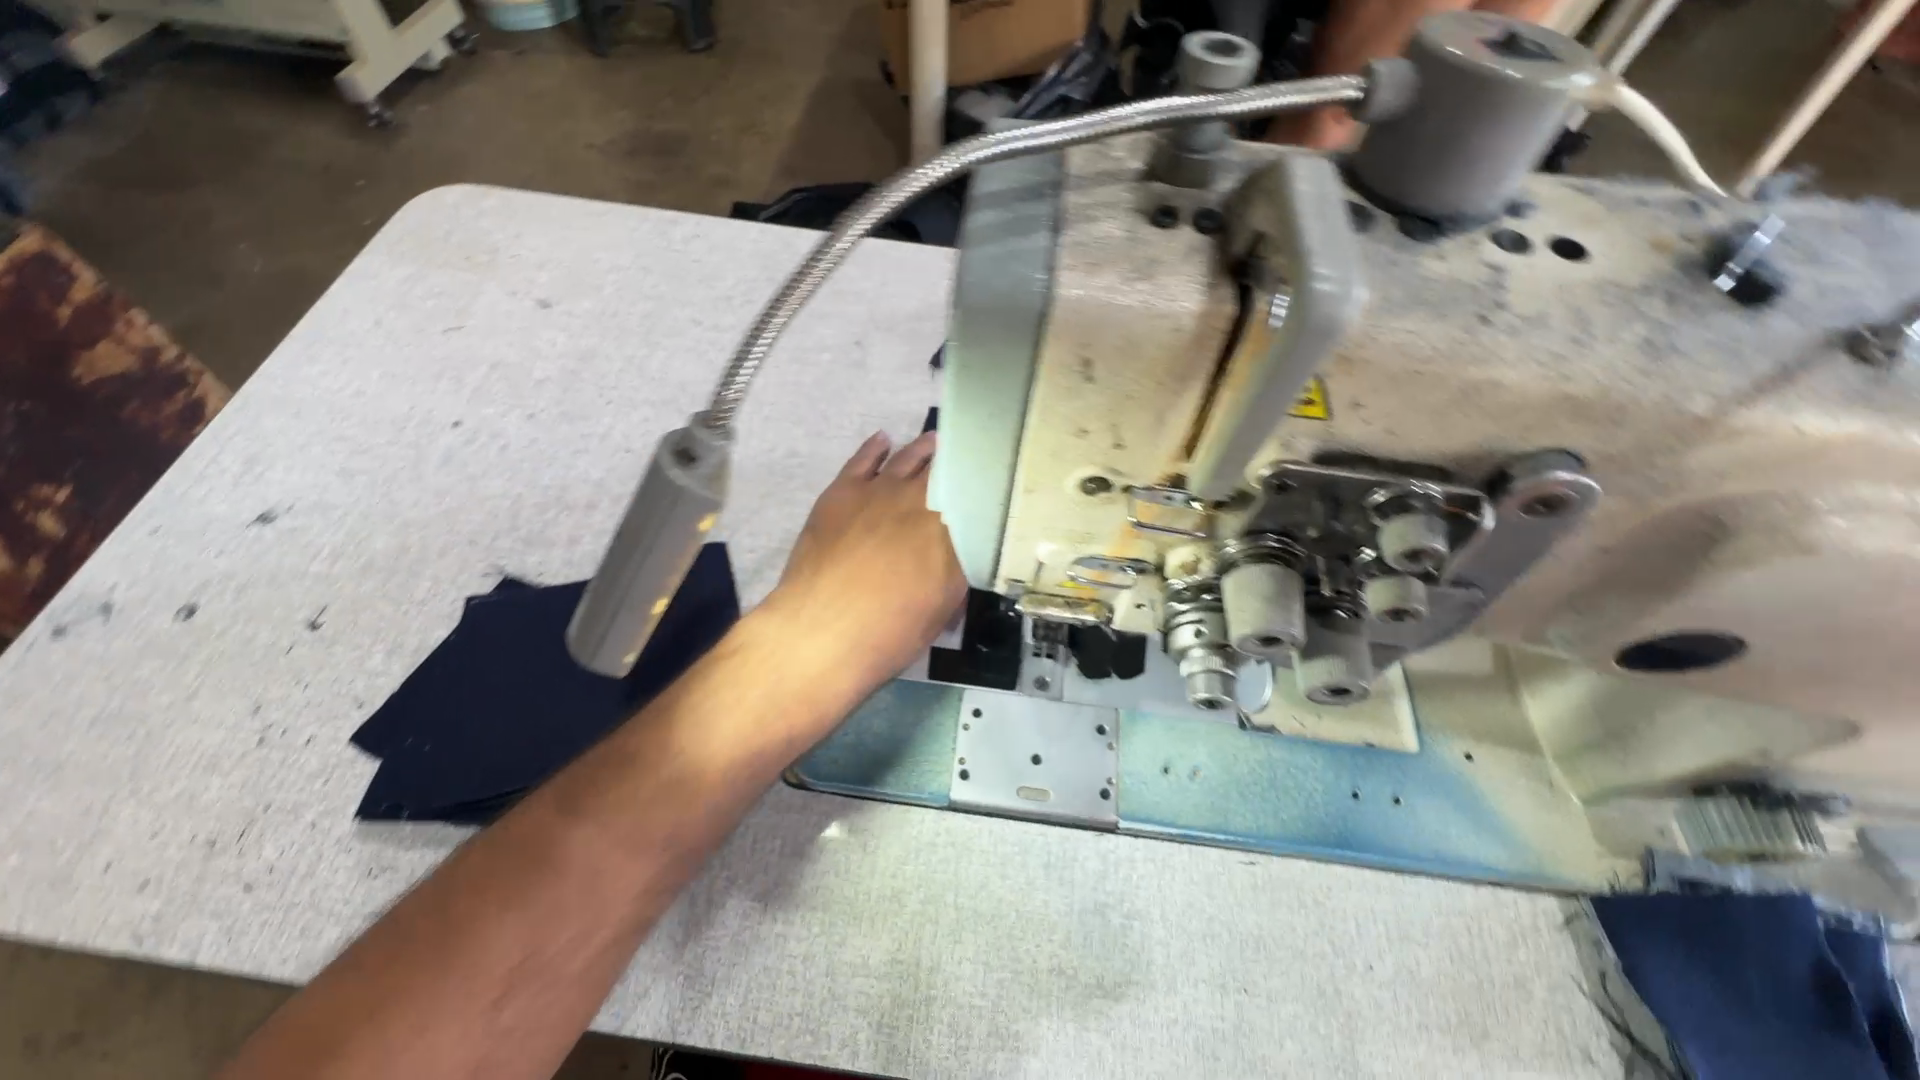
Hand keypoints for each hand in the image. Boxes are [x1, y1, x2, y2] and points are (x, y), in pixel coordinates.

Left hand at [761, 431, 965, 697]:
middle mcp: (921, 498)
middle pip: (944, 469)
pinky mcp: (842, 491)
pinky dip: (875, 448)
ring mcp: (879, 490)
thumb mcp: (944, 607)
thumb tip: (963, 559)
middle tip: (969, 455)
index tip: (993, 479)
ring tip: (935, 441)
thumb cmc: (894, 628)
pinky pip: (863, 460)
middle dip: (958, 463)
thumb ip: (958, 573)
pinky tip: (883, 440)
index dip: (985, 484)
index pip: (977, 493)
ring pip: (907, 459)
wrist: (825, 630)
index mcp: (952, 526)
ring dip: (923, 449)